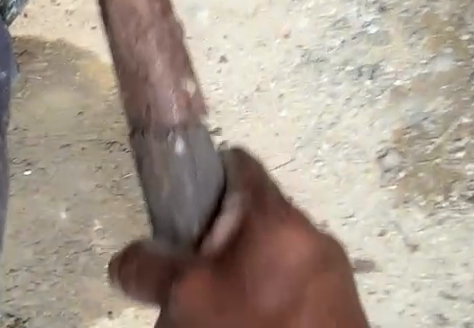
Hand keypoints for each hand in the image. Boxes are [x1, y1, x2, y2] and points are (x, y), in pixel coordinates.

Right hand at [110, 149, 368, 327]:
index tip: (180, 206)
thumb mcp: (186, 298)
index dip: (202, 173)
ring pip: (274, 251)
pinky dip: (270, 295)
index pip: (237, 161)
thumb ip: (149, 266)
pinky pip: (296, 284)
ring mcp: (336, 277)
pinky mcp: (347, 313)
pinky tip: (249, 322)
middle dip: (219, 235)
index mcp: (279, 218)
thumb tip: (126, 262)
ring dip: (244, 269)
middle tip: (194, 270)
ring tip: (220, 306)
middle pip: (252, 211)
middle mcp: (315, 236)